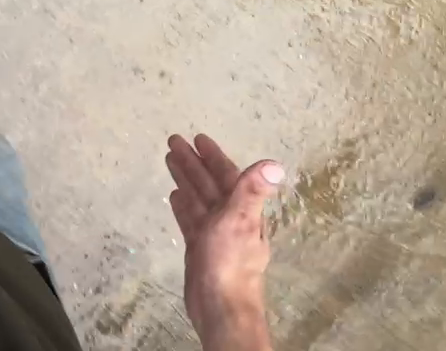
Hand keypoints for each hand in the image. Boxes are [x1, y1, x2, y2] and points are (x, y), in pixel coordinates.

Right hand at [165, 135, 282, 350]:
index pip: (228, 177)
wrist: (220, 307)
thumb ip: (252, 192)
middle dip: (193, 162)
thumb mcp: (240, 222)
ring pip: (198, 199)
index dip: (214, 157)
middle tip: (173, 140)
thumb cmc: (230, 262)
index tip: (198, 138)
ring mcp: (214, 234)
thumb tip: (276, 164)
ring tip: (169, 158)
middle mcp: (230, 220)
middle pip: (210, 185)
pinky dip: (183, 205)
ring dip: (185, 178)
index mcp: (242, 212)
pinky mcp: (200, 248)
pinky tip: (174, 195)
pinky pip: (190, 218)